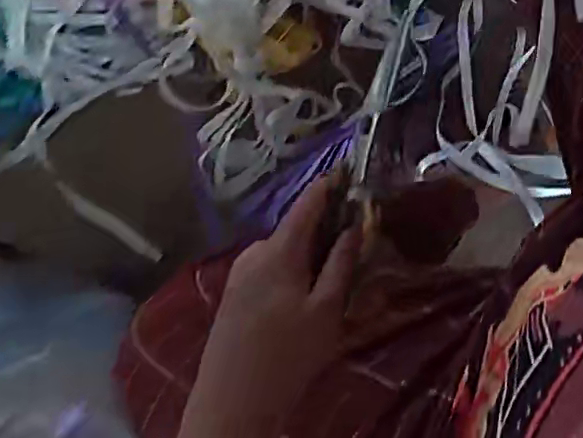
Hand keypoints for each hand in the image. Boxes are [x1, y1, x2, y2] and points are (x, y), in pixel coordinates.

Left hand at [177, 178, 360, 437]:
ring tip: (333, 270)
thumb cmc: (285, 359)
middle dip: (324, 225)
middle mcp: (255, 253)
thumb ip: (342, 262)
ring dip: (308, 250)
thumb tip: (355, 223)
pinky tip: (304, 292)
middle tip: (354, 235)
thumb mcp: (327, 311)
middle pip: (296, 226)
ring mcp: (239, 275)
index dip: (330, 183)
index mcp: (279, 250)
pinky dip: (291, 266)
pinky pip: (270, 266)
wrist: (227, 415)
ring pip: (284, 248)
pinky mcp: (232, 296)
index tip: (349, 169)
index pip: (308, 202)